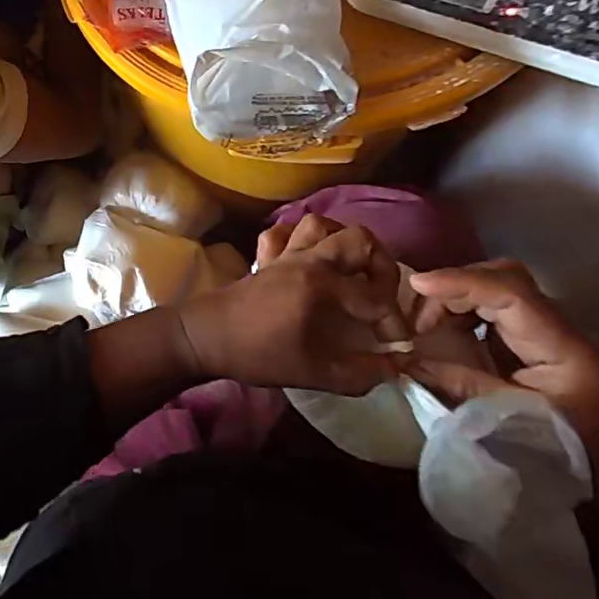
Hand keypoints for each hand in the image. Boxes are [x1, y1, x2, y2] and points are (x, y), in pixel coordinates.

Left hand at [173, 215, 406, 395]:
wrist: (203, 338)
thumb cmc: (258, 355)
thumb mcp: (316, 374)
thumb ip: (363, 373)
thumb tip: (394, 366)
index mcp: (321, 286)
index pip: (376, 298)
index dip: (394, 324)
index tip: (394, 346)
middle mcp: (305, 260)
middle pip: (358, 239)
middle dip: (381, 265)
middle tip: (379, 294)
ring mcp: (282, 254)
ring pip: (320, 224)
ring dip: (342, 242)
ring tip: (351, 271)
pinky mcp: (264, 257)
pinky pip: (283, 232)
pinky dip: (299, 237)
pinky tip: (309, 258)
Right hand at [406, 260, 598, 520]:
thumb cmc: (586, 454)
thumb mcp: (518, 425)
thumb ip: (463, 386)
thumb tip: (405, 360)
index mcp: (561, 345)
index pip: (510, 292)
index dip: (460, 281)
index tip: (417, 284)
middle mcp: (556, 329)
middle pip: (501, 279)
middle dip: (452, 289)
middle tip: (418, 321)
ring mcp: (546, 334)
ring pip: (494, 291)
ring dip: (453, 302)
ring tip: (424, 332)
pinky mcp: (535, 345)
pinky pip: (491, 313)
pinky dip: (460, 316)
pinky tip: (442, 338)